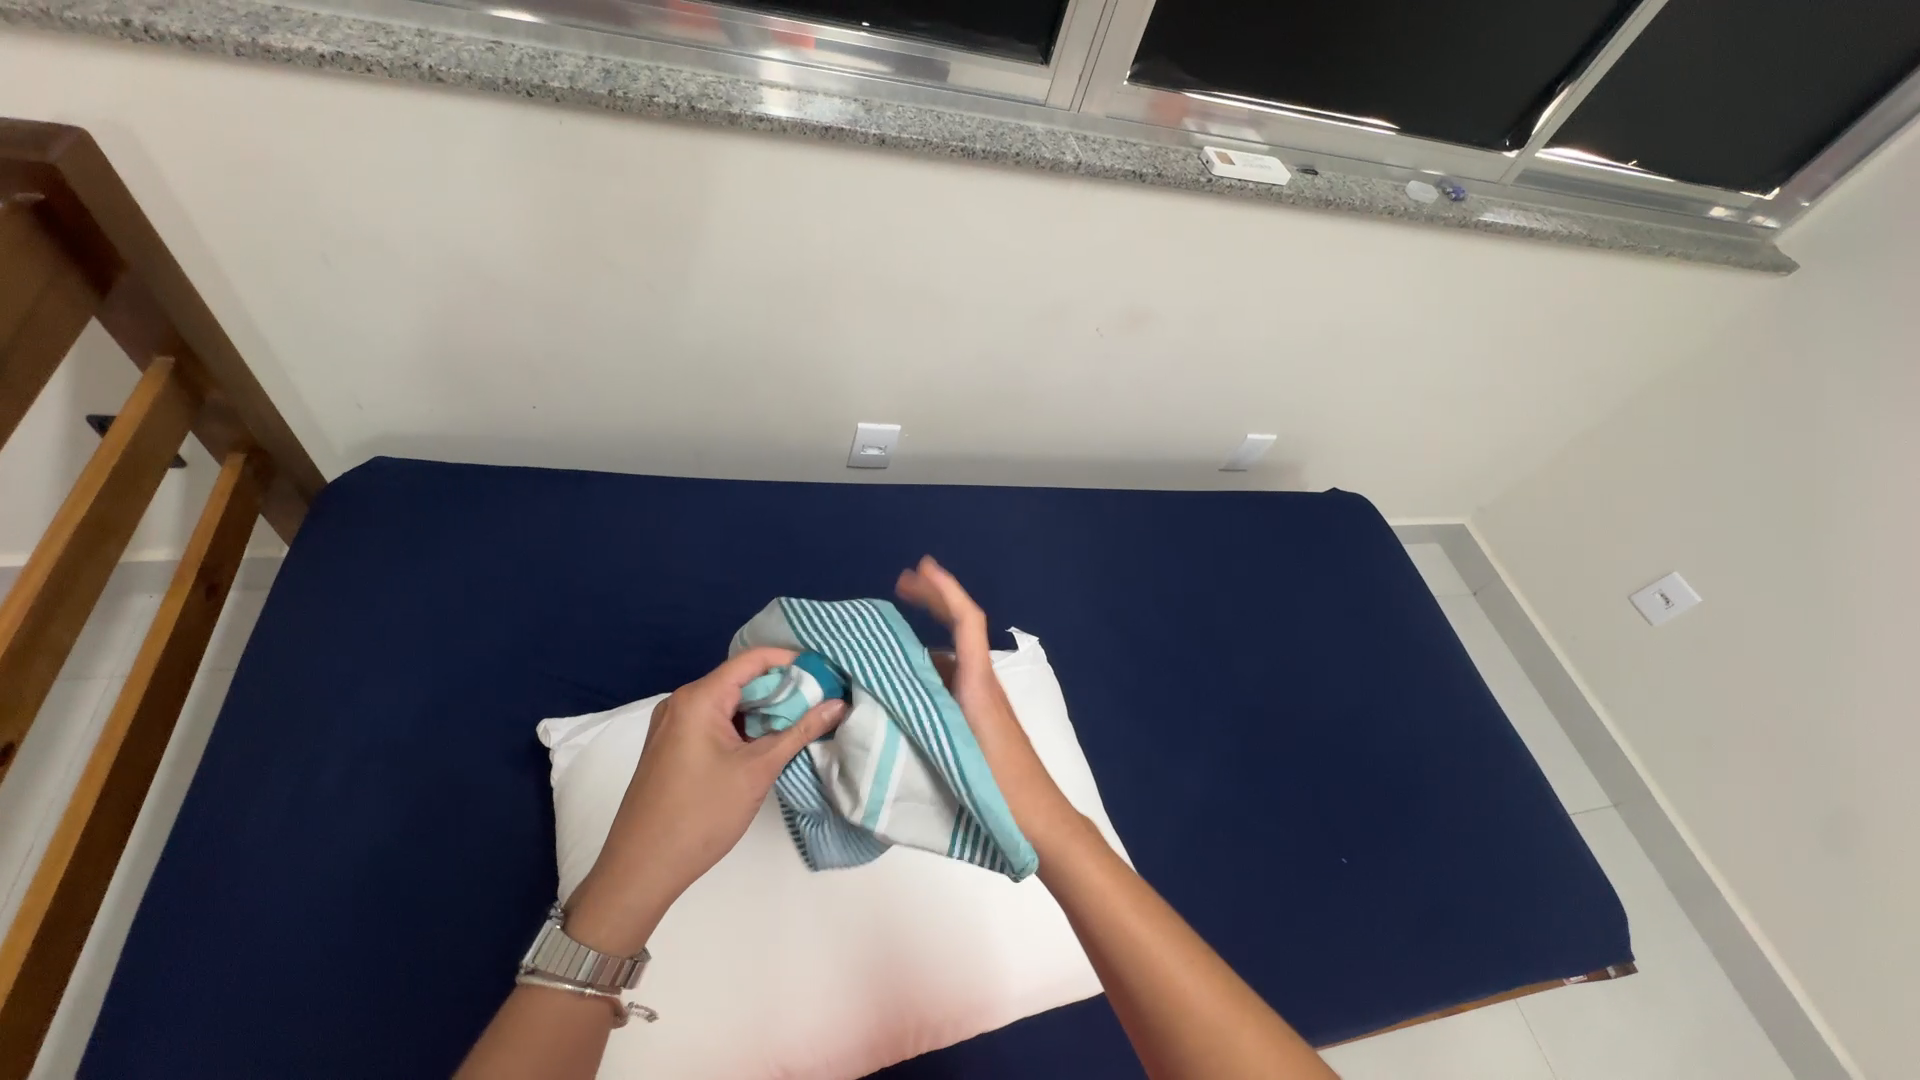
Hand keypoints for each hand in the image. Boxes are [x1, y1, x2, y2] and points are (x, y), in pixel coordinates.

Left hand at [566, 647, 846, 953]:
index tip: (825, 674)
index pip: (752, 660)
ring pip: (729, 703)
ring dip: (764, 710)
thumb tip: (838, 704)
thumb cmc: (701, 814)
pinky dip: (744, 727)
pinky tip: (768, 743)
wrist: (641, 868)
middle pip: (741, 680)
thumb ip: (800, 731)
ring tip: (803, 722)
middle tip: (822, 701)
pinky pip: (714, 722)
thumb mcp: (758, 769)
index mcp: (698, 698)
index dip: (792, 661)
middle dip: (783, 688)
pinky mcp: (671, 747)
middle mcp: (681, 702)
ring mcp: (672, 725)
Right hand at [895, 556, 1084, 856]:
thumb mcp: (954, 751)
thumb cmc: (1001, 788)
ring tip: (888, 634)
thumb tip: (874, 698)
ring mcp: (982, 702)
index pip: (966, 621)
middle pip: (961, 628)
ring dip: (927, 635)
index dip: (945, 589)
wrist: (1041, 820)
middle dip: (933, 600)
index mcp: (978, 683)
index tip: (921, 567)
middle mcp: (981, 684)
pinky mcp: (980, 719)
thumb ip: (917, 722)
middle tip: (901, 583)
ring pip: (952, 655)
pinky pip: (951, 680)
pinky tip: (904, 684)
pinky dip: (927, 668)